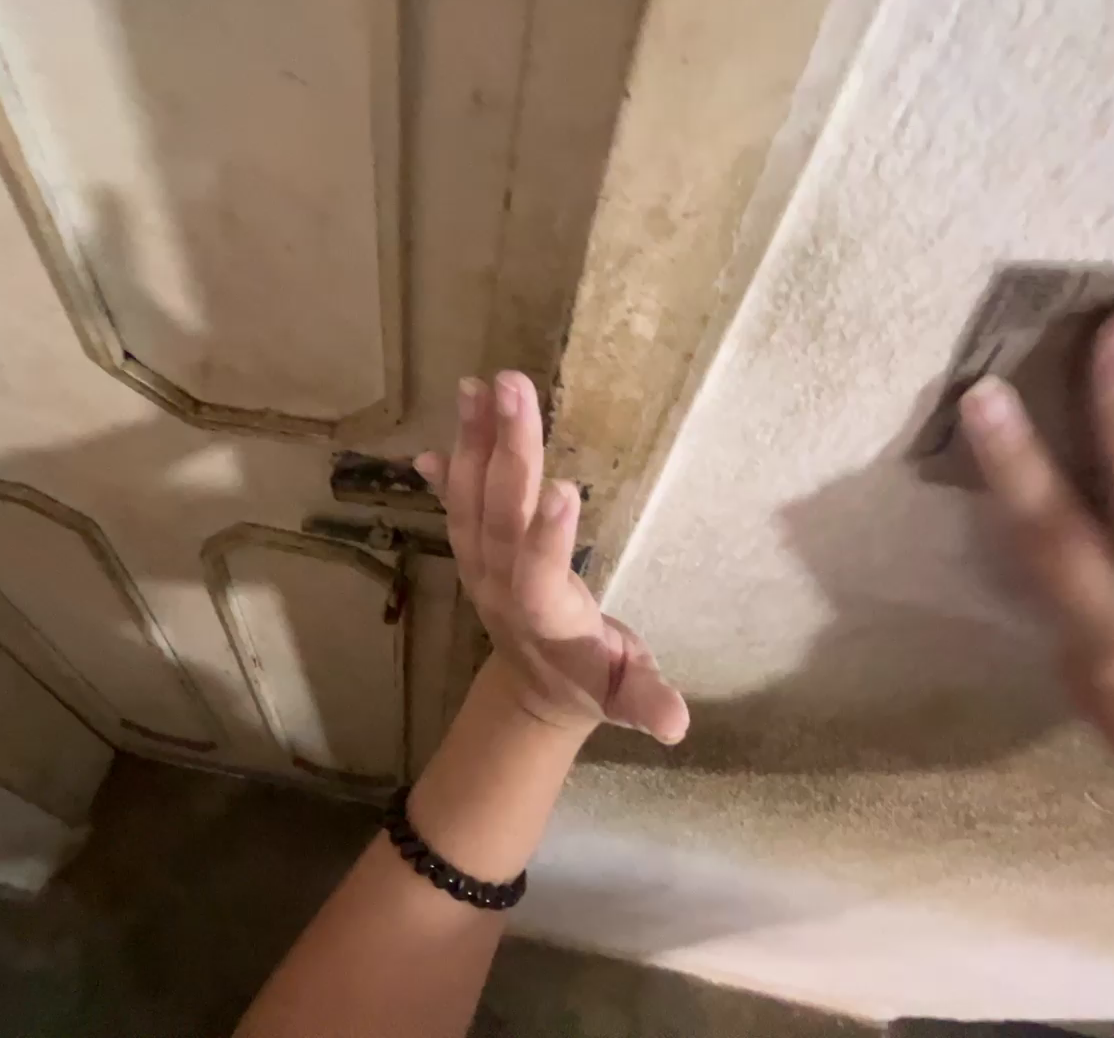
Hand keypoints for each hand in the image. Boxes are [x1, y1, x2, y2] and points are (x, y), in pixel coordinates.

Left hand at [413, 371, 688, 743]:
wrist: (534, 690)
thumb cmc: (592, 682)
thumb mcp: (625, 695)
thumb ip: (645, 699)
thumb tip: (677, 725)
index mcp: (546, 618)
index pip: (540, 576)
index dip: (547, 539)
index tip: (563, 488)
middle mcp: (502, 588)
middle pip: (500, 518)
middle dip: (508, 454)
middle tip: (513, 388)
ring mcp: (479, 570)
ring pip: (470, 504)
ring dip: (471, 445)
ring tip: (475, 387)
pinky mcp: (472, 557)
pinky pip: (454, 511)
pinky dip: (445, 477)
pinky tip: (436, 442)